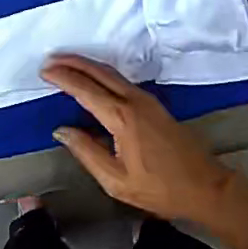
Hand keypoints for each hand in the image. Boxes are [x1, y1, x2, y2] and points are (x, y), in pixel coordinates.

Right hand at [43, 55, 238, 223]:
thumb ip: (87, 152)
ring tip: (64, 65)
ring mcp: (147, 100)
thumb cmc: (159, 188)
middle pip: (100, 72)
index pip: (86, 90)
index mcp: (123, 118)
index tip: (44, 70)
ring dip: (87, 66)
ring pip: (112, 73)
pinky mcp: (154, 104)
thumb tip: (62, 130)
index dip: (64, 78)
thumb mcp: (116, 181)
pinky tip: (92, 80)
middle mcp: (135, 101)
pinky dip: (101, 75)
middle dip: (73, 62)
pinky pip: (121, 81)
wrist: (204, 185)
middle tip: (49, 60)